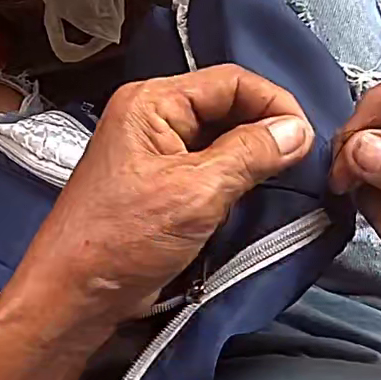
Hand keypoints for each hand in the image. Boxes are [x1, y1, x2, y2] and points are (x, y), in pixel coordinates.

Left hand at [12, 65, 315, 333]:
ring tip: (286, 175)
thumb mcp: (196, 192)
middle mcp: (154, 117)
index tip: (305, 136)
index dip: (274, 103)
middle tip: (300, 158)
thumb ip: (250, 154)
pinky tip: (258, 190)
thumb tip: (296, 131)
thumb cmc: (119, 240)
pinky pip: (212, 164)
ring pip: (222, 137)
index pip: (230, 81)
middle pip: (227, 105)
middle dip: (266, 129)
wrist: (76, 297)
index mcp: (152, 102)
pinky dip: (238, 175)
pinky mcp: (164, 183)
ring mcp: (158, 151)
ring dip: (255, 154)